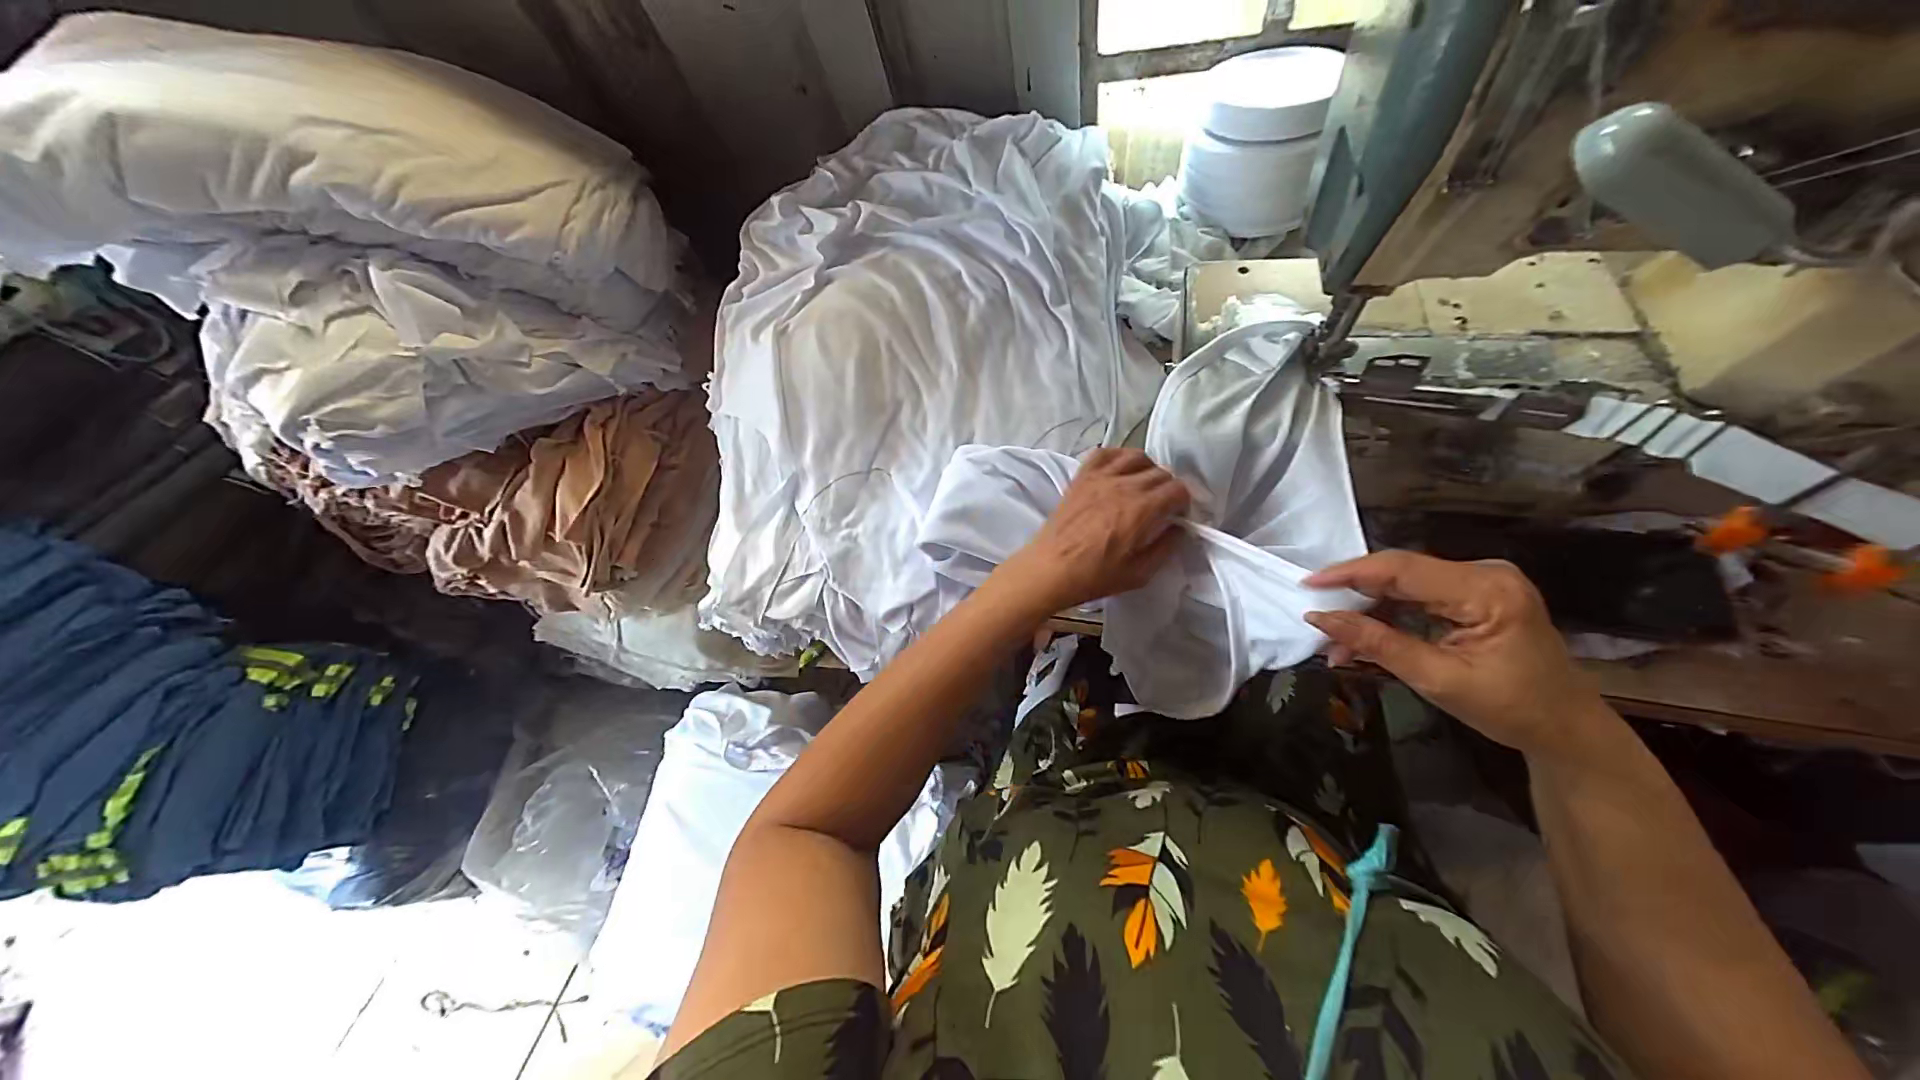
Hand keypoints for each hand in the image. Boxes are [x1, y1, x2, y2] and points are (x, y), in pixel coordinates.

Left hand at [996, 448, 1190, 612]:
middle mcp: (1124, 486)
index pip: (1178, 489)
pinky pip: (1105, 453)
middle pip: (1160, 473)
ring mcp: (1100, 478)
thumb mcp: (1139, 574)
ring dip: (1147, 469)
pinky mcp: (1081, 477)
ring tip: (1142, 488)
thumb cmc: (1094, 576)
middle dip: (1168, 489)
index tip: (1176, 516)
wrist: (1050, 569)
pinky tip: (1118, 472)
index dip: (1183, 503)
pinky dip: (1117, 457)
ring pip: (1137, 457)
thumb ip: (1165, 548)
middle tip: (1161, 507)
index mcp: (1142, 509)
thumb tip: (1178, 528)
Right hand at [1304, 551, 1610, 758]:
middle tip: (1317, 622)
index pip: (1402, 569)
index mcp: (1486, 590)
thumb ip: (1377, 644)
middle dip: (1354, 598)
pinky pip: (1417, 596)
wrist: (1564, 728)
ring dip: (1367, 611)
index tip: (1306, 586)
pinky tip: (1363, 638)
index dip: (1349, 574)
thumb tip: (1320, 619)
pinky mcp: (1474, 594)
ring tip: (1336, 643)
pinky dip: (1388, 616)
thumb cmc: (1510, 708)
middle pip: (1400, 573)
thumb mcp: (1436, 679)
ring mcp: (1480, 581)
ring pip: (1403, 585)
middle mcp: (1485, 573)